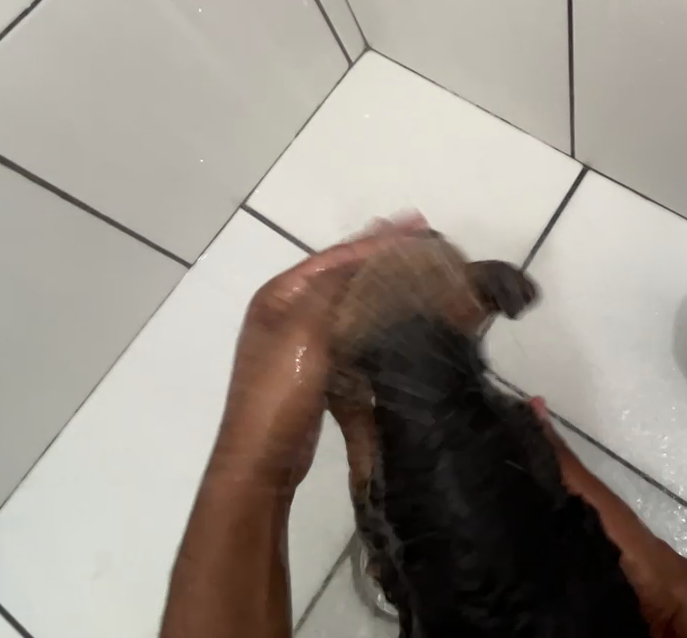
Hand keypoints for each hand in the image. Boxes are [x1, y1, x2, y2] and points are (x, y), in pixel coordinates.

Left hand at [209, 215, 427, 493]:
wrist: (262, 461)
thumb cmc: (280, 390)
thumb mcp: (305, 329)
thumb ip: (335, 287)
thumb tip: (370, 255)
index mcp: (280, 294)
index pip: (338, 256)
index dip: (379, 240)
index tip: (419, 224)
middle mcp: (287, 309)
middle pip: (343, 273)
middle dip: (382, 256)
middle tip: (425, 241)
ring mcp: (300, 339)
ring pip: (350, 301)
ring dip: (381, 283)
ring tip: (418, 270)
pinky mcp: (317, 366)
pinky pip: (351, 330)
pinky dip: (376, 316)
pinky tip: (401, 313)